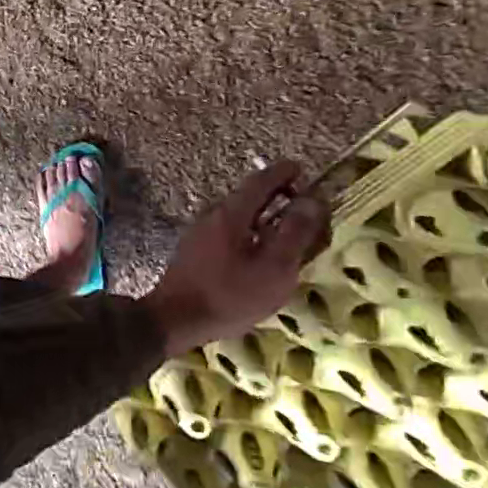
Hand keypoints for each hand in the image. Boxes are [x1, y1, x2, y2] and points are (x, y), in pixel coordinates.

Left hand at [142, 161, 329, 354]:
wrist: (175, 317)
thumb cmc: (229, 294)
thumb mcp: (274, 268)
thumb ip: (295, 232)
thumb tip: (313, 199)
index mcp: (231, 212)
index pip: (260, 181)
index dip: (283, 173)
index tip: (302, 169)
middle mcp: (212, 214)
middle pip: (248, 196)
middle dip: (277, 196)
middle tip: (304, 206)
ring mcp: (200, 231)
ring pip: (239, 215)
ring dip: (264, 217)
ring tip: (288, 233)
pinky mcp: (195, 249)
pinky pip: (229, 231)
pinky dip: (251, 232)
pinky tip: (261, 254)